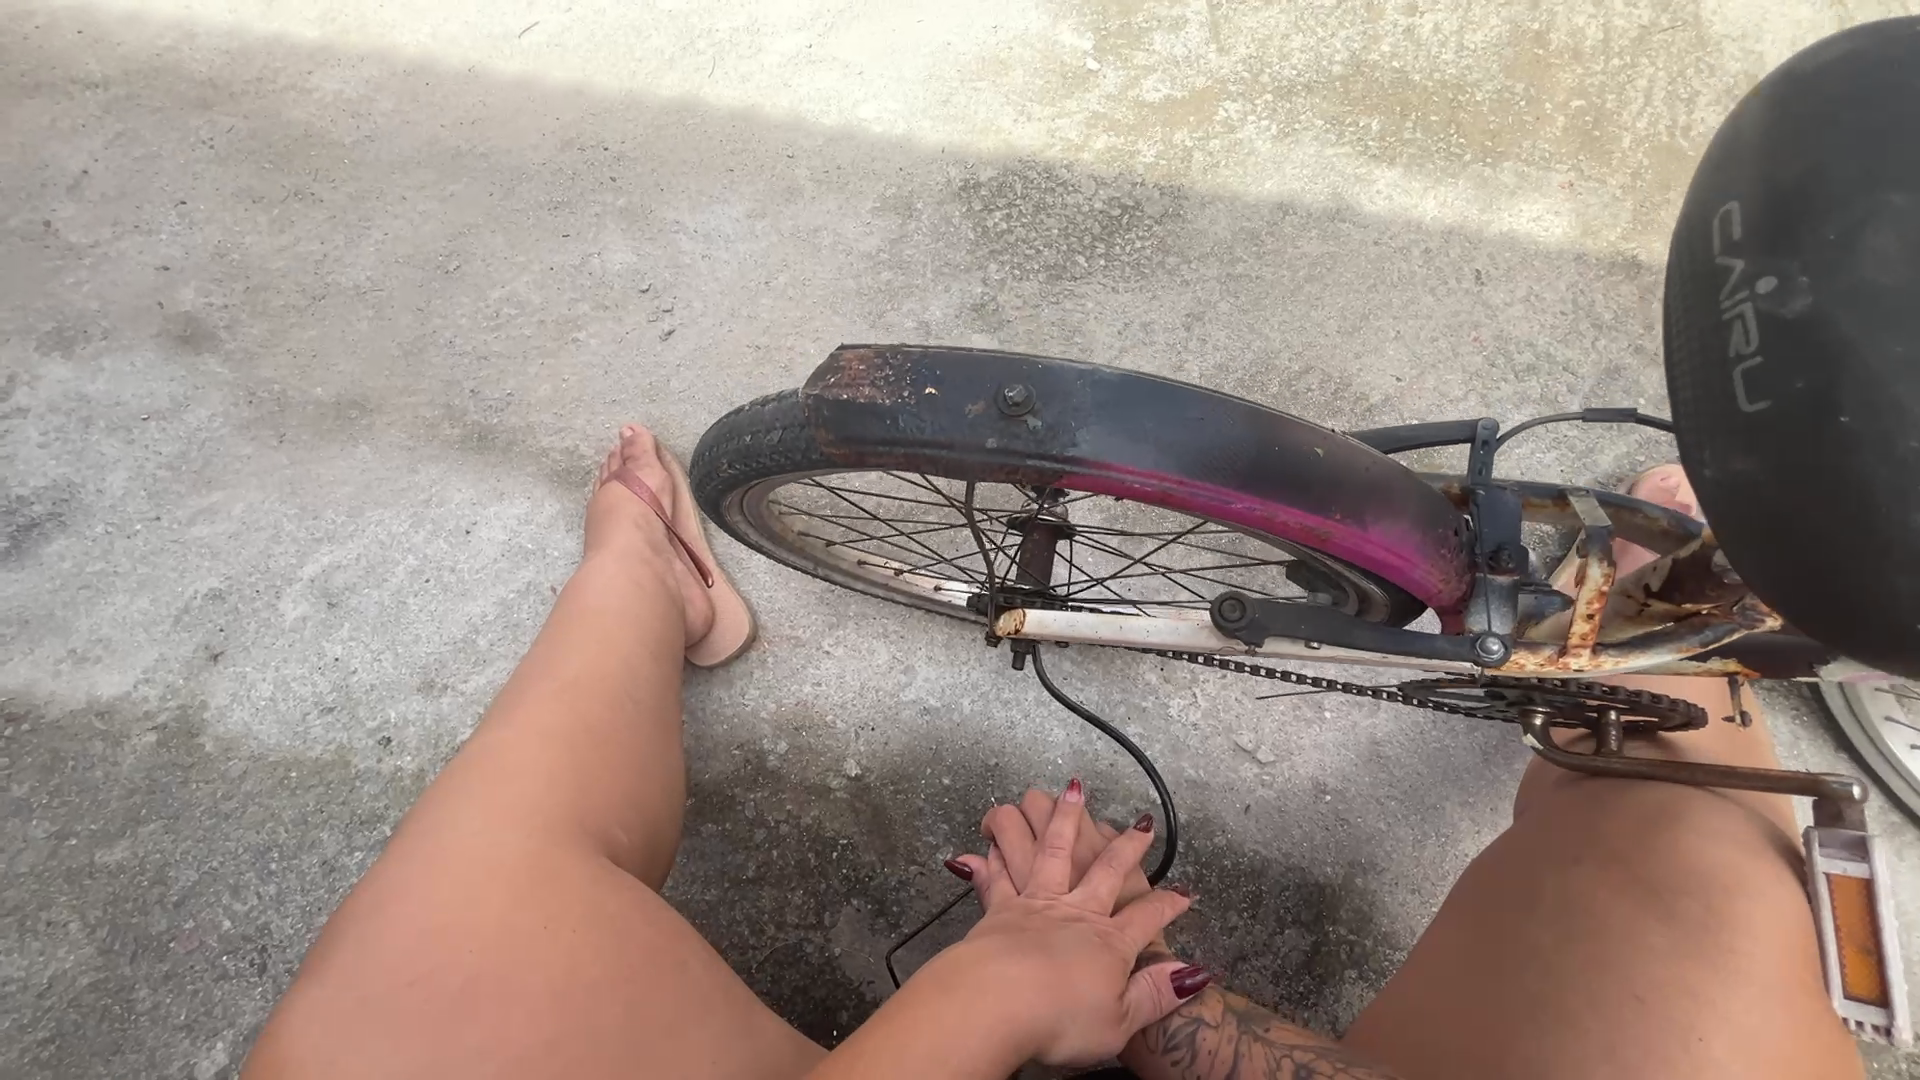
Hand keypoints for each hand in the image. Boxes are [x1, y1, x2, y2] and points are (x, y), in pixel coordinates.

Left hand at [941, 779, 1197, 1066]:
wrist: (999, 1002)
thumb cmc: (1060, 1019)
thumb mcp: (1120, 1023)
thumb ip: (1156, 994)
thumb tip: (1195, 974)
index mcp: (1108, 942)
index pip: (1147, 917)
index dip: (1168, 906)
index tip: (1185, 893)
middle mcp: (1075, 911)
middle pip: (1107, 869)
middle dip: (1128, 847)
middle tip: (1142, 825)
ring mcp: (1037, 901)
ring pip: (1054, 847)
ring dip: (1065, 816)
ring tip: (1073, 791)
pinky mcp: (1001, 905)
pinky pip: (1000, 873)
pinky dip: (997, 855)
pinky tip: (994, 840)